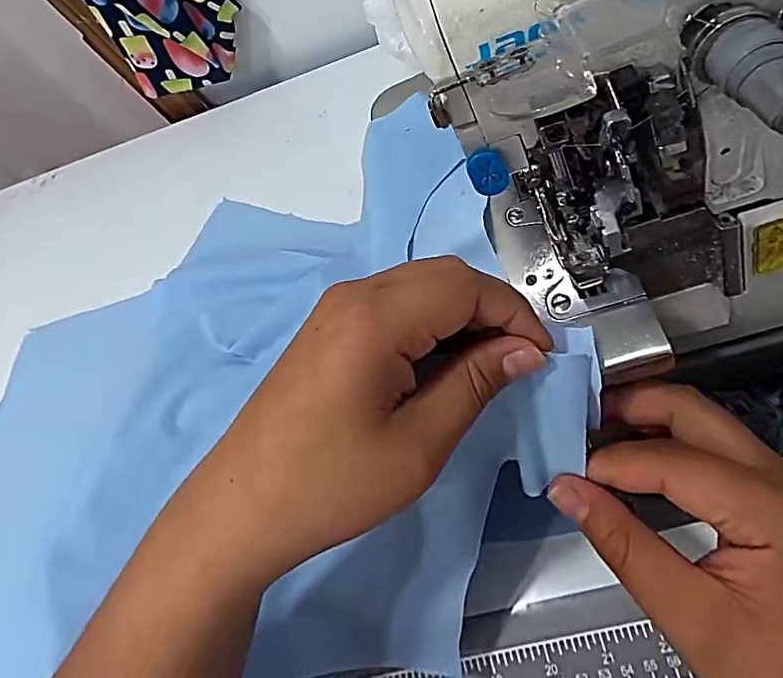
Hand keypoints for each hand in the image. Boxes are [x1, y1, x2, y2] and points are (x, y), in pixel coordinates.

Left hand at [64, 257, 552, 676]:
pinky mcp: (331, 322)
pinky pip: (396, 300)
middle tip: (519, 360)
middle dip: (492, 309)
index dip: (514, 315)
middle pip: (445, 275)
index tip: (541, 358)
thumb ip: (475, 384)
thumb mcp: (417, 445)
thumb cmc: (329, 485)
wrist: (241, 507)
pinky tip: (442, 361)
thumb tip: (524, 352)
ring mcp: (338, 305)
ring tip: (488, 365)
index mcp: (375, 316)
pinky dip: (432, 319)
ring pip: (422, 283)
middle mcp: (355, 294)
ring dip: (463, 312)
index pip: (466, 287)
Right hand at [546, 383, 782, 677]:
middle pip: (692, 410)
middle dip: (631, 405)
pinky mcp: (776, 494)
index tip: (575, 470)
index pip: (673, 461)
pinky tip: (640, 455)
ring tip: (602, 433)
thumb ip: (626, 548)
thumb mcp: (696, 621)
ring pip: (703, 418)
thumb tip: (574, 494)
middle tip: (583, 419)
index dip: (615, 461)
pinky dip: (669, 437)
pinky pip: (714, 442)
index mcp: (774, 510)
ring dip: (649, 416)